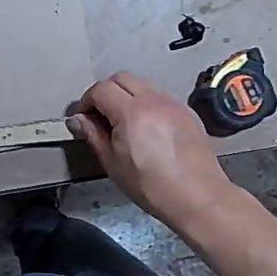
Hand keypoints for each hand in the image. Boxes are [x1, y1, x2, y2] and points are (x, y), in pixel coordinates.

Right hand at [68, 71, 236, 226]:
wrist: (198, 197)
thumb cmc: (154, 187)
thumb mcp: (113, 164)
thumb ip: (93, 135)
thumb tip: (78, 120)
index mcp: (132, 113)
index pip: (101, 89)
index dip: (86, 101)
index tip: (82, 116)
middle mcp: (154, 101)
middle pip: (121, 78)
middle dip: (105, 92)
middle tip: (98, 115)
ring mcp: (173, 104)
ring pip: (142, 84)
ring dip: (126, 95)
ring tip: (121, 121)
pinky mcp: (186, 112)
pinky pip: (160, 96)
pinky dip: (146, 102)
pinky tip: (144, 126)